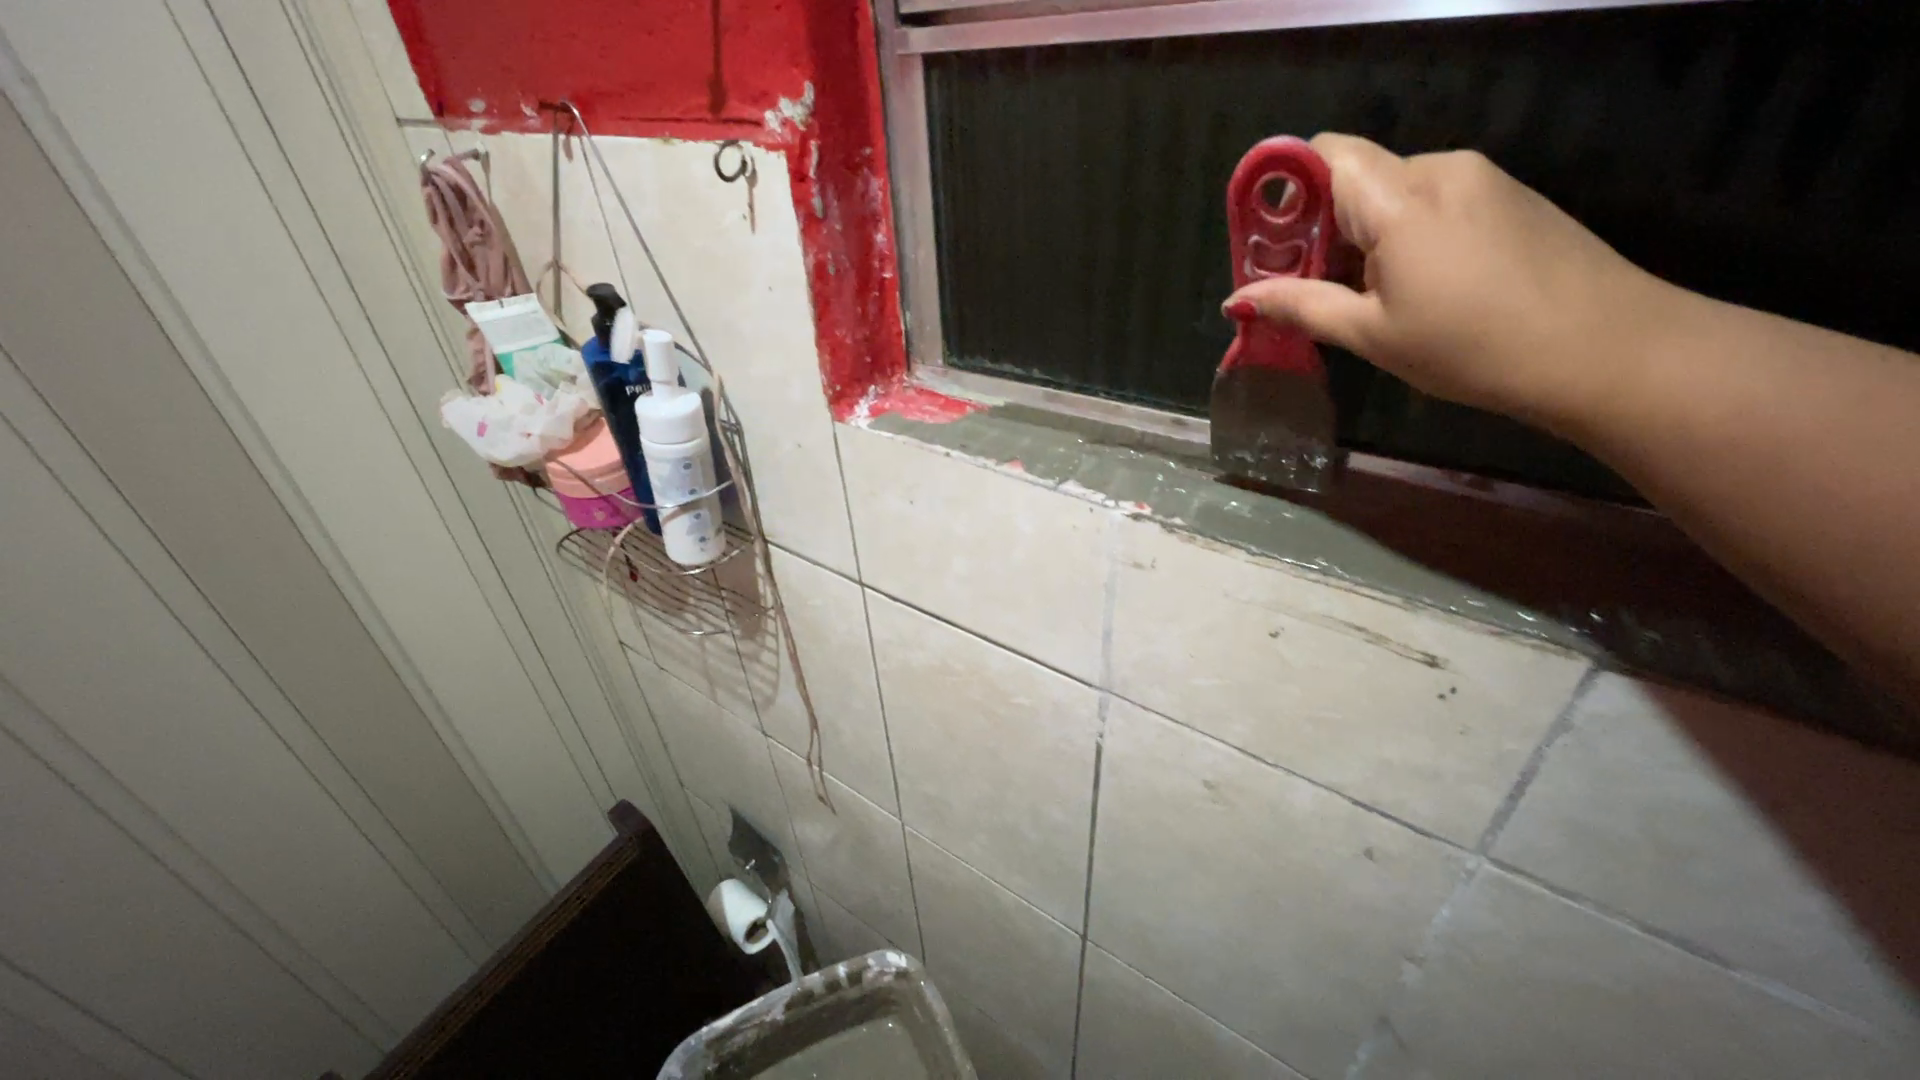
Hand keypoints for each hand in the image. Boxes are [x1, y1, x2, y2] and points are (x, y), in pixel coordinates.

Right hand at [1224, 133, 1677, 429]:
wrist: (1606, 349)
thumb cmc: (1472, 346)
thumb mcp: (1373, 334)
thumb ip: (1300, 307)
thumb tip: (1235, 301)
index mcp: (1400, 197)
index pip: (1323, 154)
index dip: (1285, 191)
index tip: (1269, 245)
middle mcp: (1439, 169)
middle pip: (1355, 177)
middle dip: (1320, 229)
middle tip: (1313, 292)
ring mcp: (1481, 180)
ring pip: (1394, 193)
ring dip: (1364, 238)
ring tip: (1373, 301)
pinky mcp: (1509, 198)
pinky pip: (1434, 204)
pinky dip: (1406, 238)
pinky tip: (1422, 291)